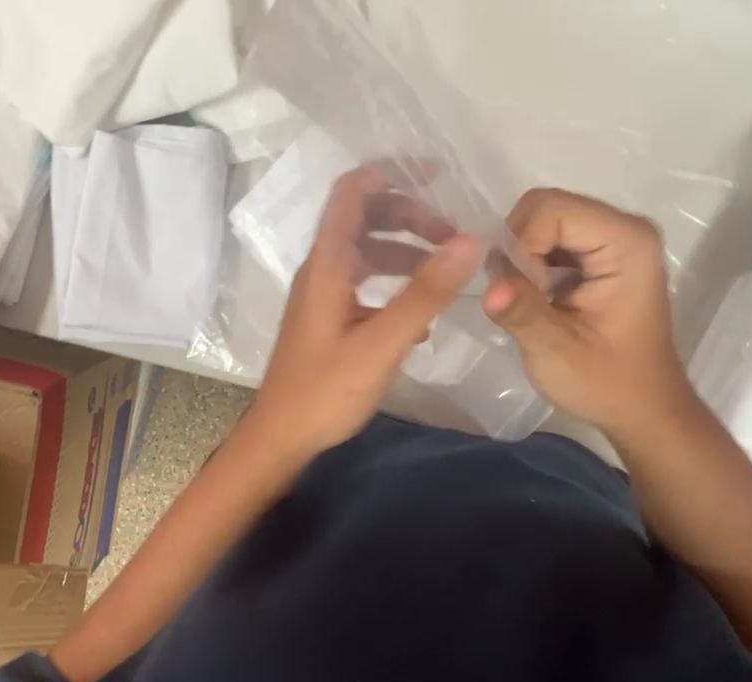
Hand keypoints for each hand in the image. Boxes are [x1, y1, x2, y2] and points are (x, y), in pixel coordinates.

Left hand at [247, 164, 483, 458]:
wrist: (280, 437)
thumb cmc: (325, 392)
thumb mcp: (382, 343)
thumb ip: (425, 293)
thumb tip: (471, 240)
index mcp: (327, 265)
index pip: (352, 192)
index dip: (391, 173)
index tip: (437, 176)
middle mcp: (320, 273)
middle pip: (364, 220)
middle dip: (410, 218)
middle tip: (454, 239)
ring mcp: (321, 299)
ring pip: (366, 256)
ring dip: (406, 256)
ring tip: (446, 276)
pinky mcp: (325, 323)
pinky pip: (363, 289)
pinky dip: (393, 290)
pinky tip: (420, 322)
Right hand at [481, 189, 693, 439]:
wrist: (639, 406)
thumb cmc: (605, 381)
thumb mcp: (556, 352)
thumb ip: (523, 313)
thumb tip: (489, 289)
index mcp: (625, 242)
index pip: (551, 208)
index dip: (522, 246)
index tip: (524, 294)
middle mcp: (622, 228)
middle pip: (544, 208)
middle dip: (517, 251)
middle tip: (520, 300)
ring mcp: (610, 241)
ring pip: (540, 224)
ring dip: (520, 262)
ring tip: (528, 305)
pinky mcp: (596, 258)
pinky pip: (547, 243)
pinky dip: (529, 269)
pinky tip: (536, 303)